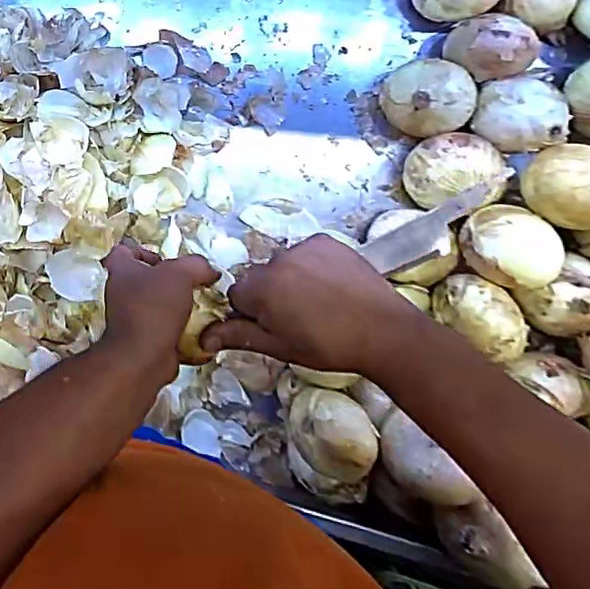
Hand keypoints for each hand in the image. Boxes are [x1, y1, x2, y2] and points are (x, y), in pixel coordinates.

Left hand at [98, 243, 214, 375]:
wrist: (143, 357)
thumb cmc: (154, 307)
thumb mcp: (180, 274)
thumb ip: (196, 265)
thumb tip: (209, 271)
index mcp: (120, 269)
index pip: (125, 250)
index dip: (146, 251)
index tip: (167, 262)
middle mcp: (120, 292)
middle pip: (144, 279)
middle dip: (169, 282)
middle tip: (190, 285)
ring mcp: (128, 319)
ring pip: (156, 307)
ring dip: (177, 309)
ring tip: (199, 309)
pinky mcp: (141, 341)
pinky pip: (163, 332)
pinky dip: (180, 333)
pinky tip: (199, 333)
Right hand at [199, 234, 426, 374]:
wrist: (385, 331)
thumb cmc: (328, 345)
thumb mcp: (280, 347)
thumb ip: (239, 336)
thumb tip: (204, 338)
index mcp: (259, 287)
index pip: (238, 295)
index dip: (253, 313)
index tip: (276, 325)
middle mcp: (275, 259)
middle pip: (260, 276)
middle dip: (272, 293)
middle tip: (300, 317)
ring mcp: (302, 247)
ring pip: (284, 263)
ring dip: (293, 278)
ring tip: (321, 302)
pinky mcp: (325, 241)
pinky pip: (308, 251)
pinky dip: (314, 264)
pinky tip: (333, 285)